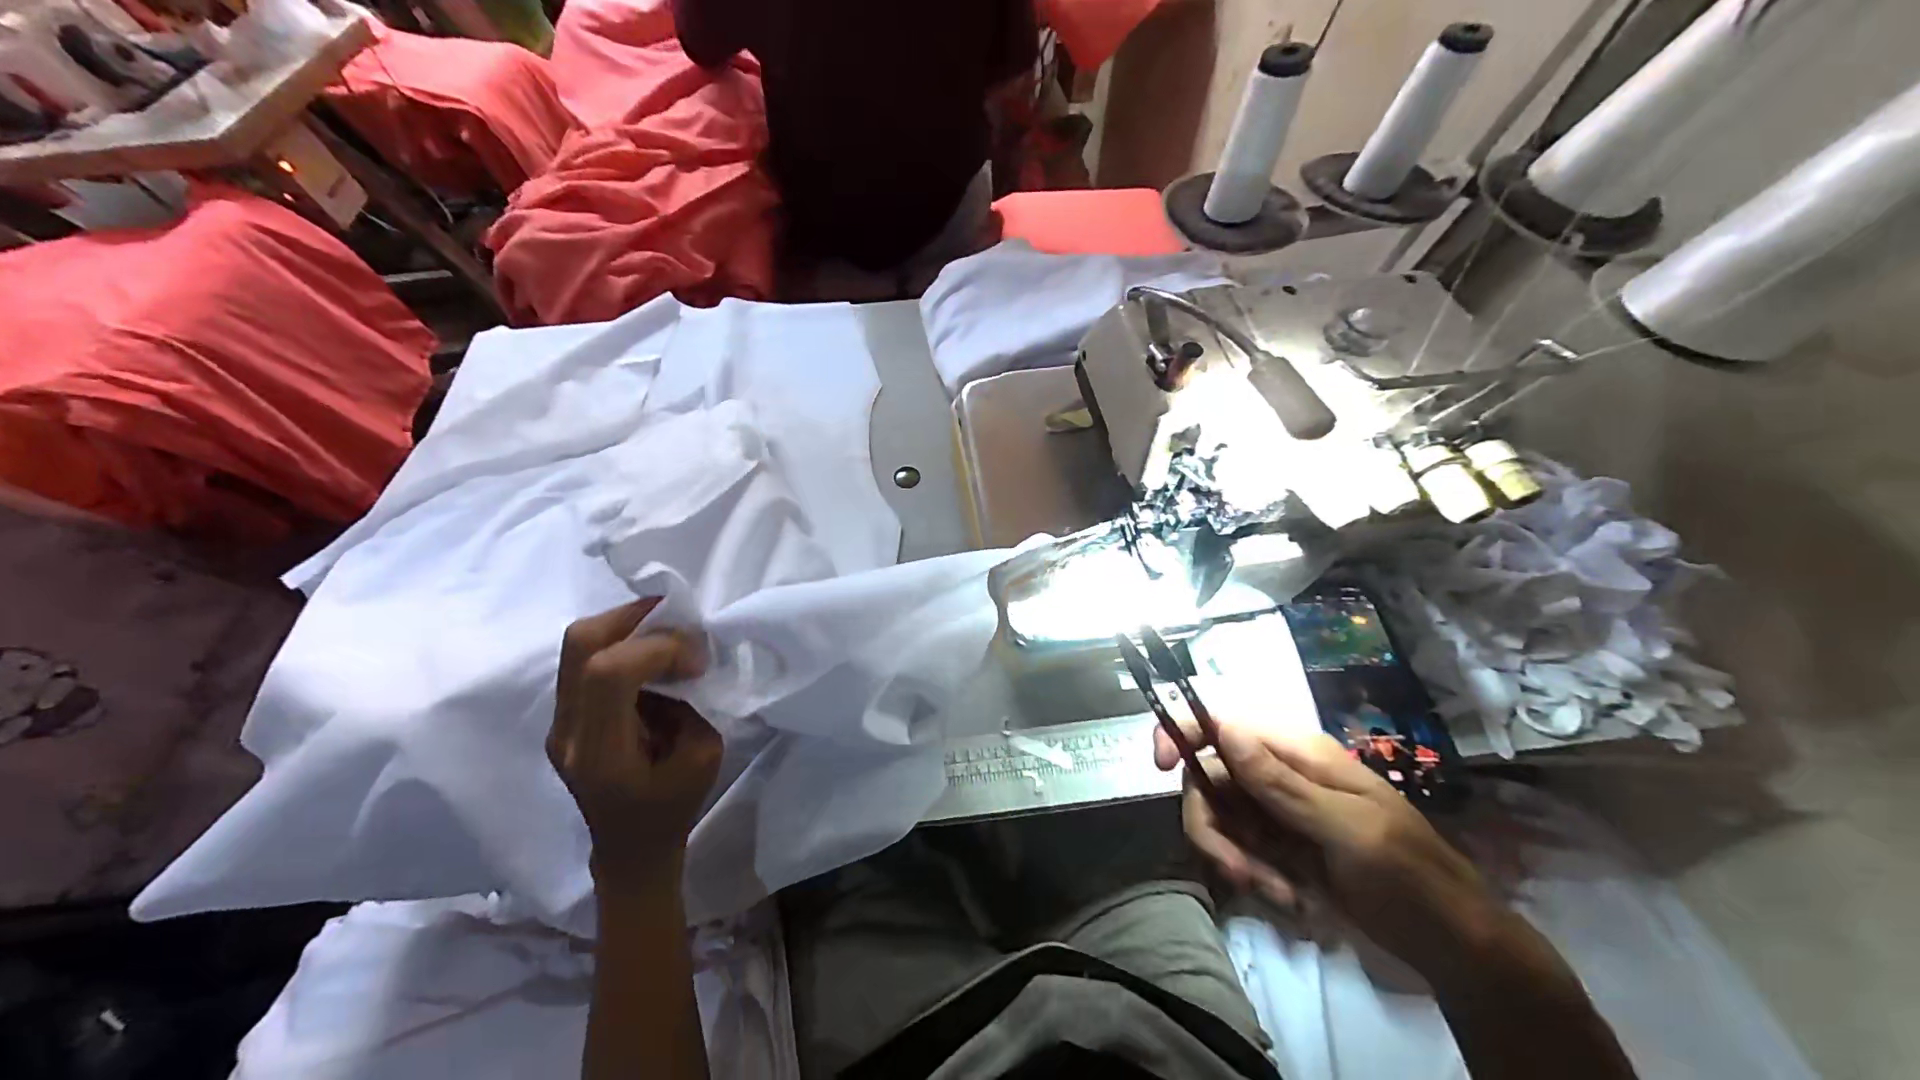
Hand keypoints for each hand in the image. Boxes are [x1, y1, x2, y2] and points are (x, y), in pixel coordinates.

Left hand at [550, 599, 719, 893]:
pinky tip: (651, 653)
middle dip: (634, 617)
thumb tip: (680, 661)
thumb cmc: (671, 810)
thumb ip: (691, 703)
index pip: (609, 672)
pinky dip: (621, 642)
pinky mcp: (565, 715)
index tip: (697, 660)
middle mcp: (567, 731)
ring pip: (577, 644)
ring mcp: (559, 722)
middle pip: (580, 643)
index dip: (658, 648)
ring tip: (666, 631)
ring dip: (627, 625)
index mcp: (600, 753)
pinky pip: (585, 659)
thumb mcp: (704, 756)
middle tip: (677, 619)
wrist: (629, 849)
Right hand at [1156, 722, 1497, 974]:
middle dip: (1215, 828)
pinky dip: (1254, 874)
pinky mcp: (1279, 843)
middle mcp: (1280, 772)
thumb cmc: (1410, 876)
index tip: (1159, 766)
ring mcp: (1278, 809)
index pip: (1225, 724)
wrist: (1452, 942)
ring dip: (1238, 859)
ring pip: (1221, 818)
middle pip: (1210, 779)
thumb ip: (1281, 783)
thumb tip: (1224, 729)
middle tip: (1241, 874)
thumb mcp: (1347, 830)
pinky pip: (1241, 848)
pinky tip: (1291, 900)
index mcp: (1298, 753)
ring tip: (1282, 896)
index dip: (1184, 733)